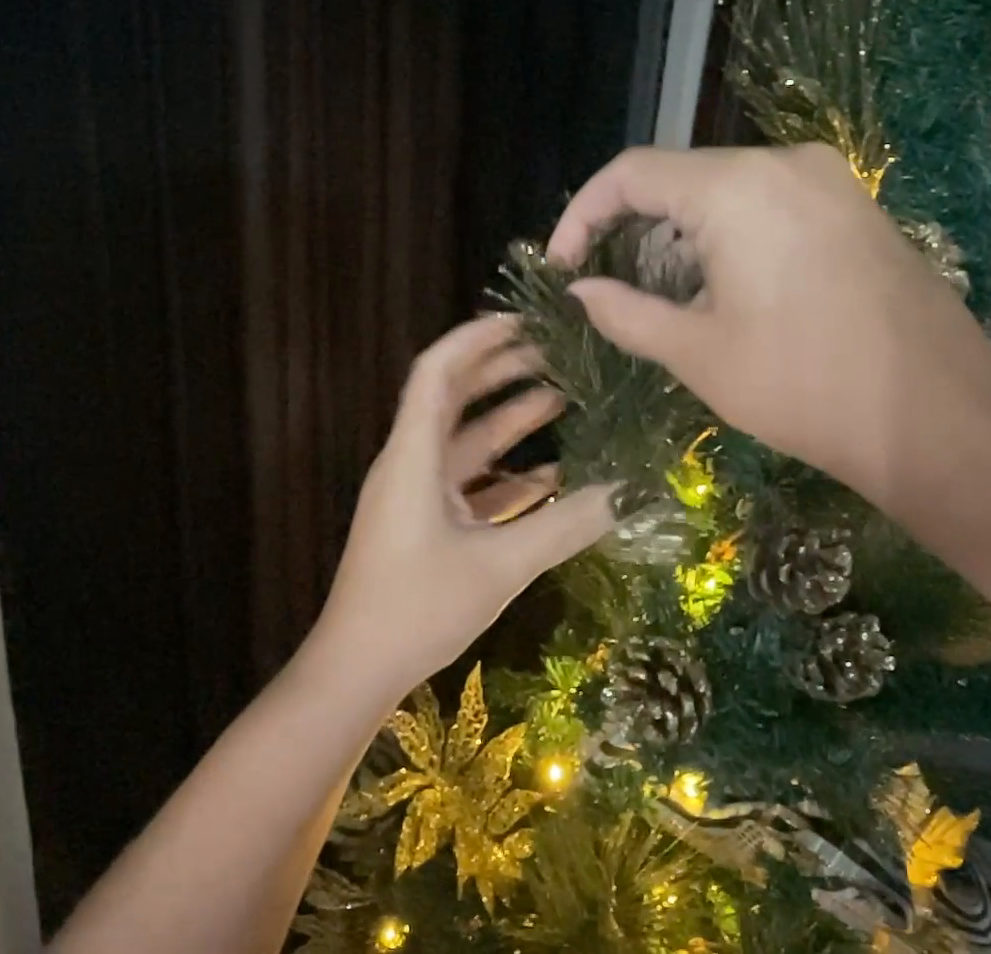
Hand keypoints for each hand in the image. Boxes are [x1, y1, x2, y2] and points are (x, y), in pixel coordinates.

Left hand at [312, 315, 615, 692]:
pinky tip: (552, 479)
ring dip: (507, 423)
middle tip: (556, 354)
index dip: (477, 338)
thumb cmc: (417, 607)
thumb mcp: (500, 565)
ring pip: (464, 444)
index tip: (526, 320)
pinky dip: (505, 476)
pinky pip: (468, 486)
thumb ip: (566, 525)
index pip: (437, 372)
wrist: (356, 669)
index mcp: (413, 457)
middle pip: (452, 399)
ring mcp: (415, 498)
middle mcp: (410, 466)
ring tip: (563, 401)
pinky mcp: (424, 528)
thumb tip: (634, 492)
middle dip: (501, 372)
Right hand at [546, 145, 990, 500]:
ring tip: (664, 298)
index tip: (562, 267)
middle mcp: (784, 164)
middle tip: (610, 286)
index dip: (582, 215)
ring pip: (726, 191)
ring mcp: (830, 182)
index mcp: (736, 188)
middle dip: (633, 228)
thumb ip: (624, 313)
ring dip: (681, 236)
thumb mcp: (696, 353)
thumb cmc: (801, 385)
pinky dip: (729, 236)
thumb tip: (579, 291)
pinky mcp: (856, 209)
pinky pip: (771, 204)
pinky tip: (727, 290)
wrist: (936, 416)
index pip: (631, 173)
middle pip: (680, 177)